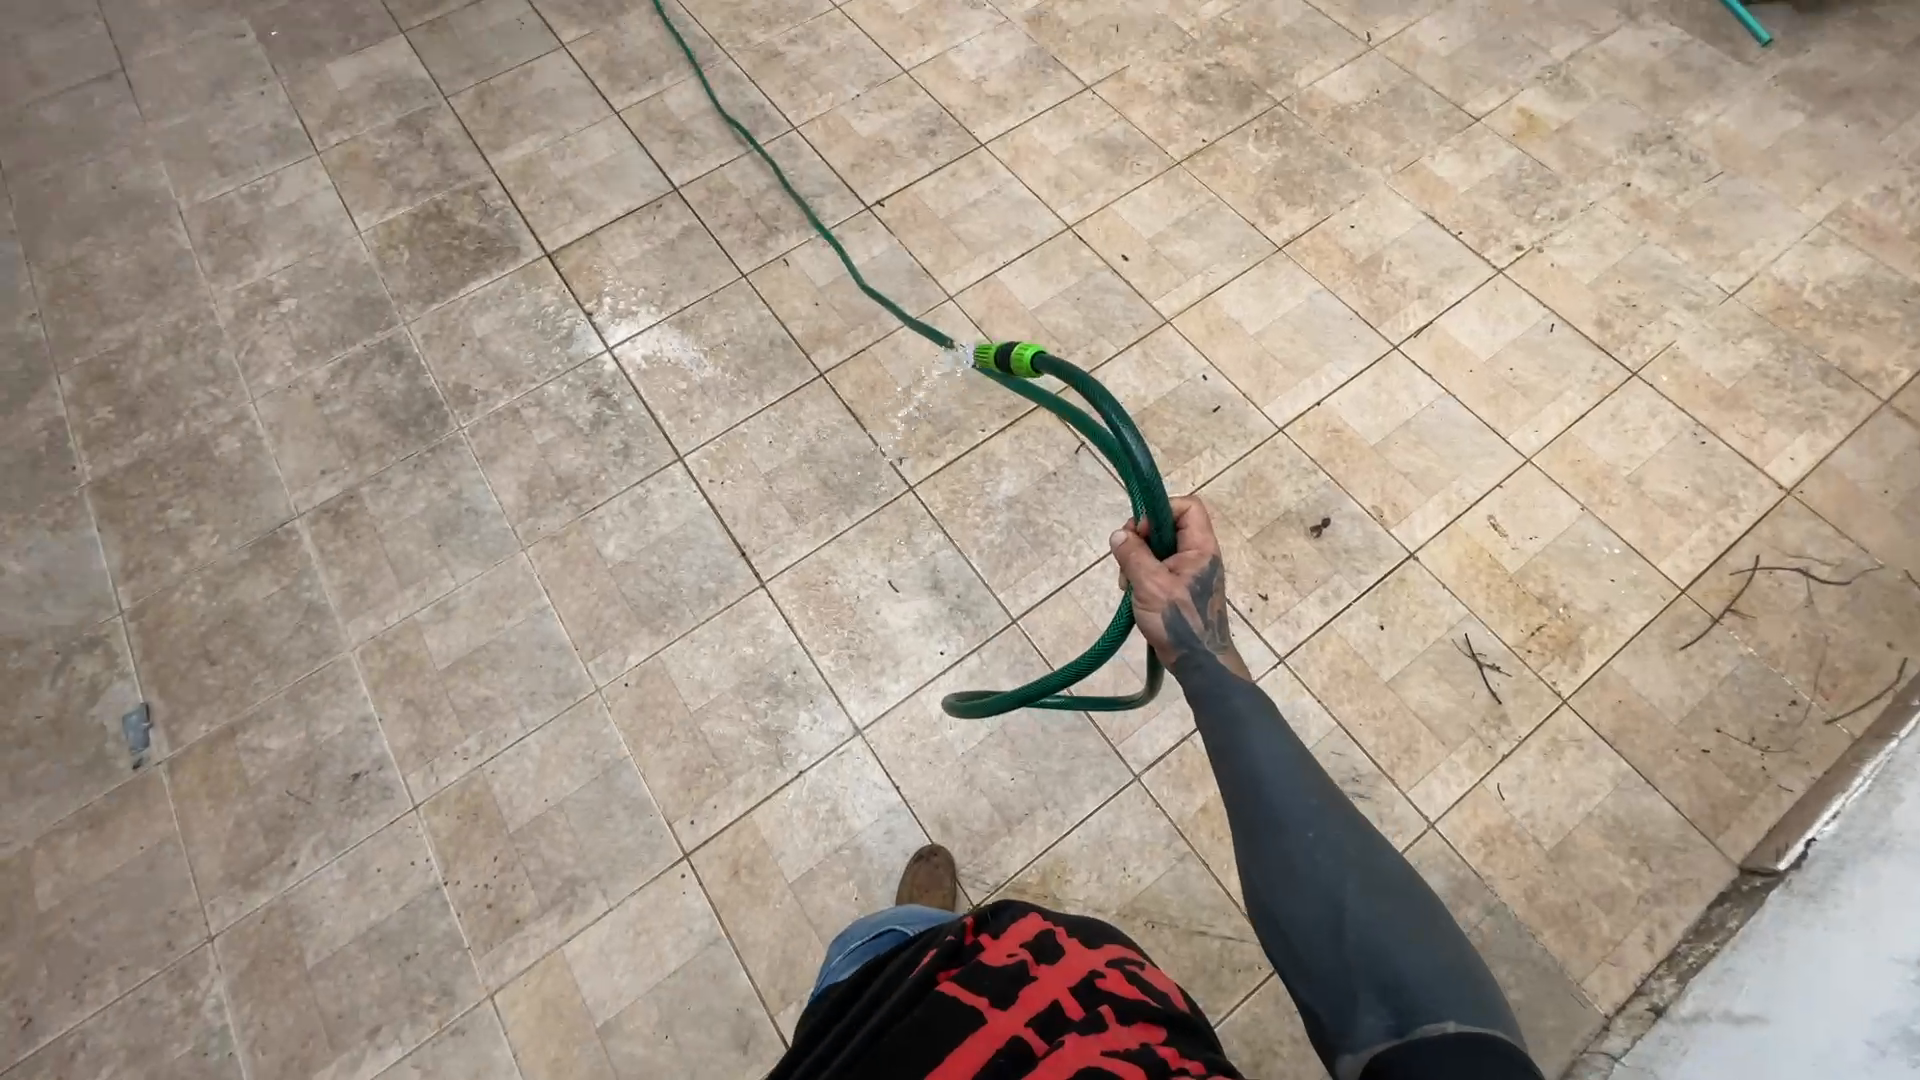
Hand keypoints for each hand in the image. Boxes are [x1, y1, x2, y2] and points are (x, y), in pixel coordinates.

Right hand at [1109, 496, 1248, 680]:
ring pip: (1159, 549)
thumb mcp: (1150, 585)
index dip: (1160, 510)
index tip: (1140, 532)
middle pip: (1168, 526)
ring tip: (1127, 582)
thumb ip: (1133, 556)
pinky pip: (1158, 569)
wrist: (1199, 662)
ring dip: (1138, 560)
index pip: (1187, 506)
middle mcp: (1198, 554)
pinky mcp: (1180, 588)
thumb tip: (1118, 535)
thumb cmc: (1179, 622)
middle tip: (1126, 558)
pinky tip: (1132, 592)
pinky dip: (1142, 575)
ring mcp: (1189, 572)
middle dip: (1141, 538)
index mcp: (1201, 547)